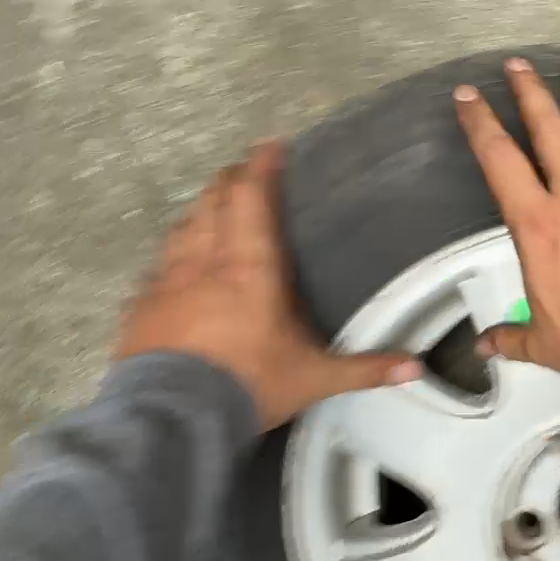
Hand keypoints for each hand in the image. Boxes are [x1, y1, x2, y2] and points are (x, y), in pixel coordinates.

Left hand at [116, 141, 421, 429]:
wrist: (172, 414)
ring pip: (183, 226)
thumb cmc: (250, 382)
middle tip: (246, 172)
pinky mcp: (141, 304)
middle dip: (231, 181)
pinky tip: (178, 262)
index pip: (252, 200)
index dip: (262, 168)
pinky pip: (159, 263)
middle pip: (213, 202)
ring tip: (215, 206)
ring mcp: (167, 280)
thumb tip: (417, 367)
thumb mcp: (315, 378)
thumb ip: (365, 369)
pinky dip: (175, 250)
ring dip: (201, 209)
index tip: (272, 146)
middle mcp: (205, 261)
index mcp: (251, 269)